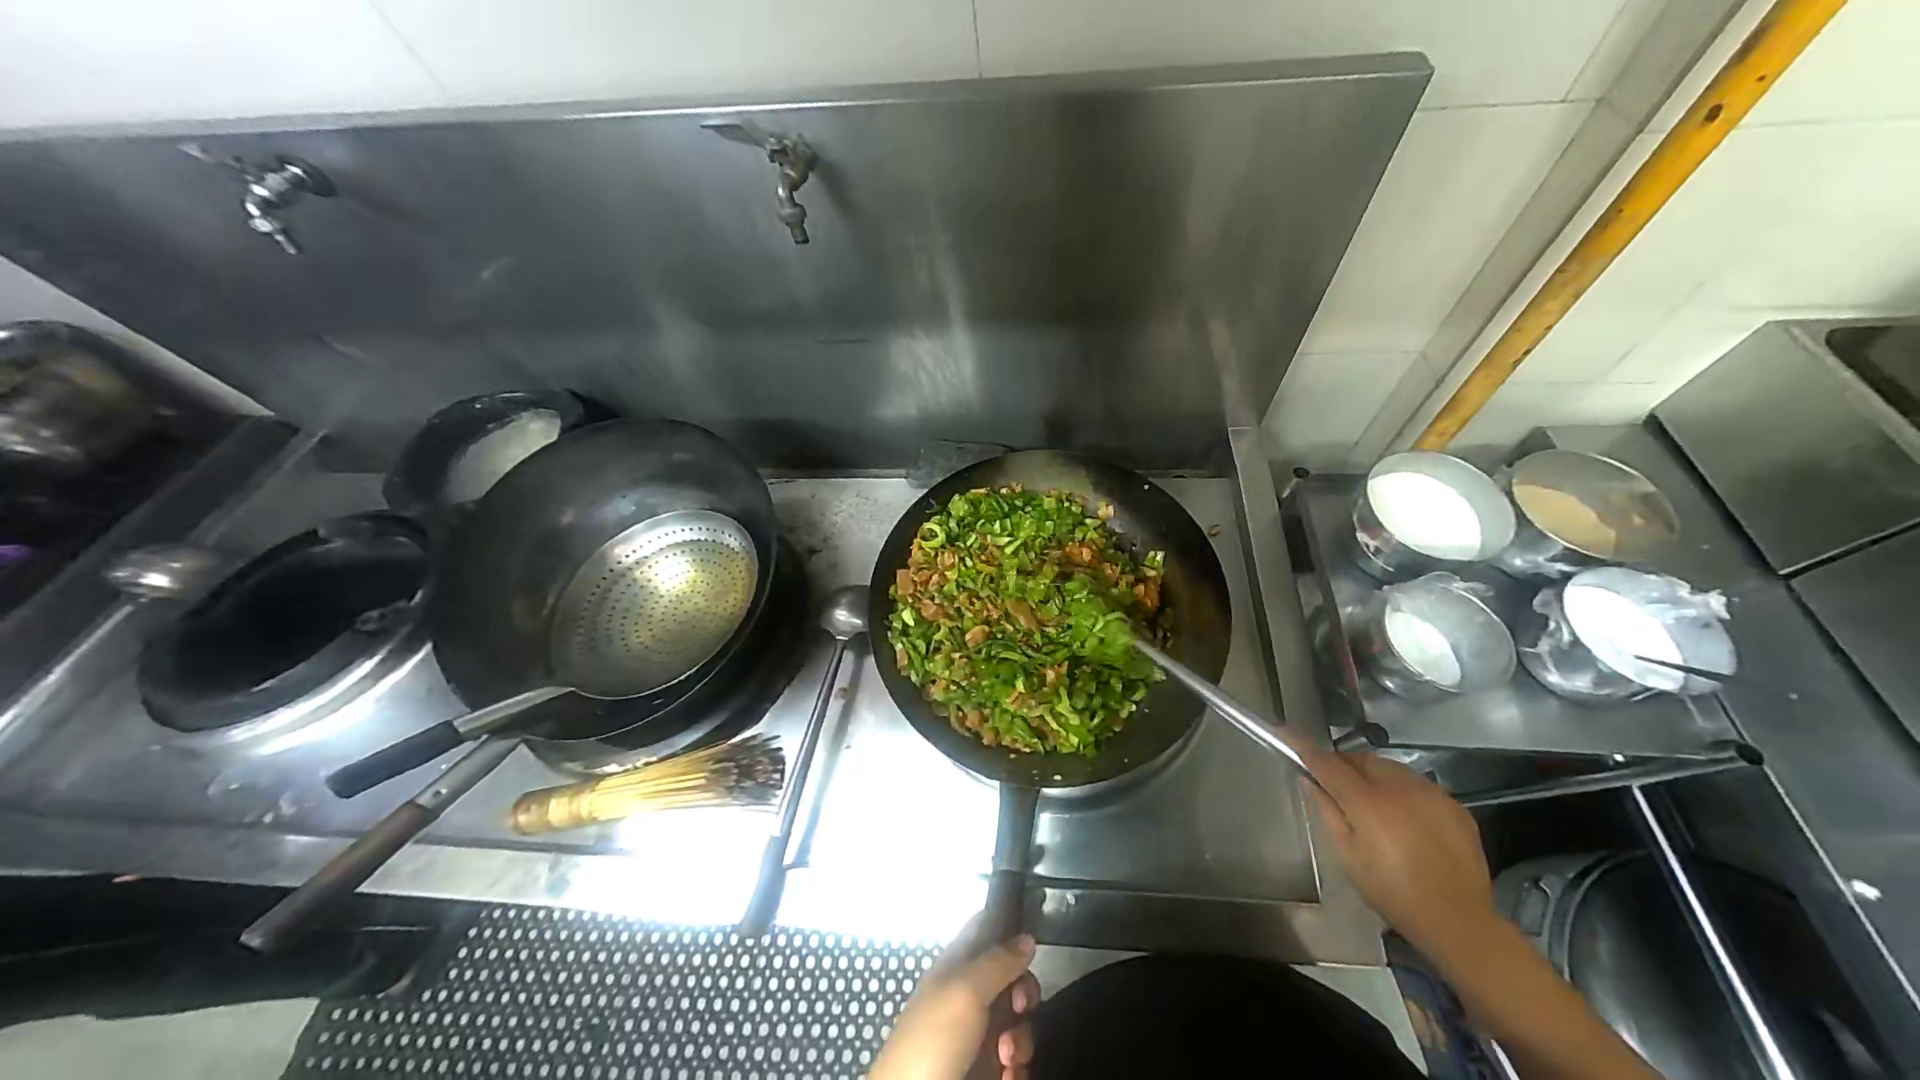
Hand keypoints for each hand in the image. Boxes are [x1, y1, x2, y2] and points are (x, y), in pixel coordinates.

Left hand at [868, 923, 1039, 1079]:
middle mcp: (969, 996)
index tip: (1029, 952)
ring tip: (1006, 1059)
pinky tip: (1008, 1077)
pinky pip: (1015, 1061)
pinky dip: (1017, 1069)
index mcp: (957, 967)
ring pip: (1017, 1023)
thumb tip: (1027, 938)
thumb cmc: (933, 1040)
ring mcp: (977, 1035)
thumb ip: (998, 962)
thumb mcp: (965, 991)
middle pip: (1011, 980)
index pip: (986, 932)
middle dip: (1025, 994)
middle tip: (1020, 1008)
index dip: (1011, 935)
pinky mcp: (985, 1069)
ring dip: (1021, 1040)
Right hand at [1305, 748, 1500, 957]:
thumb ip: (1327, 812)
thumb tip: (1310, 781)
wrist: (1459, 922)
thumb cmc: (1393, 893)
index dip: (1304, 747)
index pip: (1328, 763)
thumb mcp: (1348, 857)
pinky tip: (1405, 820)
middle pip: (1361, 759)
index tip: (1286, 734)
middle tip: (1336, 788)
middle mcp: (1400, 788)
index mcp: (1368, 803)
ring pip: (1391, 768)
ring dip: (1374, 776)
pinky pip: (1418, 786)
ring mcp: (1432, 795)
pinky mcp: (1455, 806)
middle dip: (1344, 766)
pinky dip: (1403, 792)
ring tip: (1373, 805)